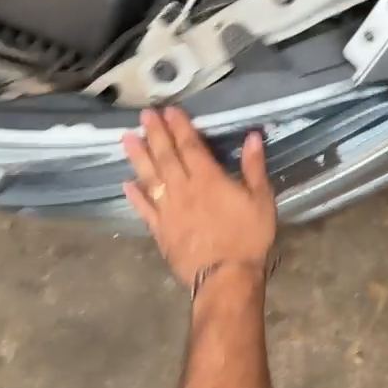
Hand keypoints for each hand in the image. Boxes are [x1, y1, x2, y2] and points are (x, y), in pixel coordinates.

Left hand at [122, 107, 276, 287]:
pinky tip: (127, 183)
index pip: (190, 146)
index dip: (180, 127)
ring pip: (150, 178)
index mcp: (208, 180)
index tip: (170, 110)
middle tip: (144, 114)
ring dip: (138, 157)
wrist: (225, 277)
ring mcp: (168, 211)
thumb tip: (252, 136)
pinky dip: (134, 195)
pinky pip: (144, 209)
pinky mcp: (160, 231)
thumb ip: (254, 166)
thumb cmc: (248, 235)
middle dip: (156, 134)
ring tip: (126, 138)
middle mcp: (183, 190)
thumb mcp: (261, 198)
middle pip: (166, 157)